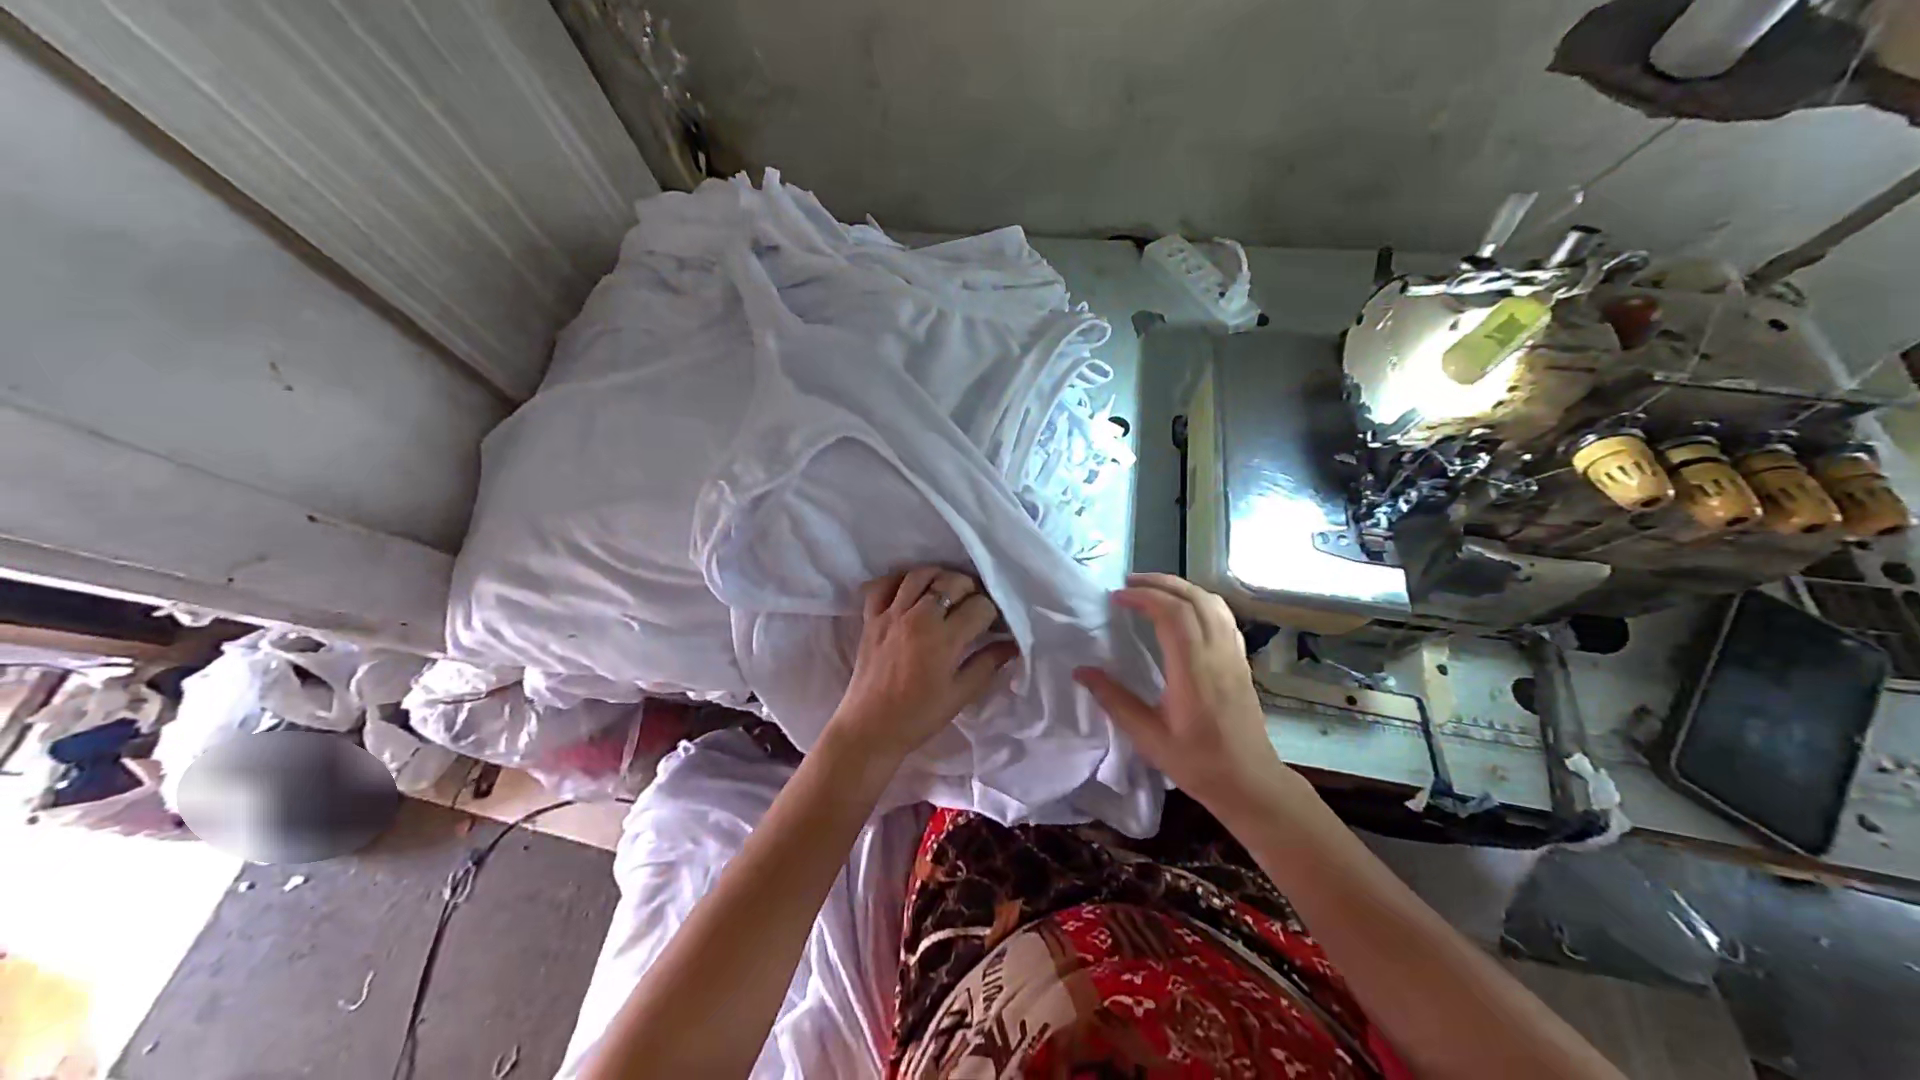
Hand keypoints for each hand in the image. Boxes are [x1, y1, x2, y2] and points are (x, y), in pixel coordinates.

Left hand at [823, 566, 1018, 766]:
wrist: (870, 728)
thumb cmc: (919, 716)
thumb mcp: (960, 694)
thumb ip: (987, 664)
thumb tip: (1012, 645)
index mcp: (943, 638)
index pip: (979, 606)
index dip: (993, 612)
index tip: (994, 624)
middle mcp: (918, 617)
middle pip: (952, 582)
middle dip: (971, 589)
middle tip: (975, 605)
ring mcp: (891, 614)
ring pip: (920, 575)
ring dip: (939, 577)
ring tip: (947, 591)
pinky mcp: (870, 618)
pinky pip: (884, 584)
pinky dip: (899, 580)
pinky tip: (911, 590)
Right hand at [1074, 573, 1298, 813]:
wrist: (1250, 783)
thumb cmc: (1198, 763)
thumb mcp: (1148, 737)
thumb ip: (1114, 700)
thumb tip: (1081, 672)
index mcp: (1193, 670)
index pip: (1173, 614)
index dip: (1144, 597)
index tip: (1117, 598)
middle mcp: (1217, 654)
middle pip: (1194, 599)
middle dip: (1160, 583)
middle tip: (1129, 584)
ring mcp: (1234, 655)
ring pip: (1213, 603)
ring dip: (1182, 589)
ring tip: (1153, 591)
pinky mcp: (1241, 662)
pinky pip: (1223, 617)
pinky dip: (1200, 602)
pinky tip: (1184, 612)